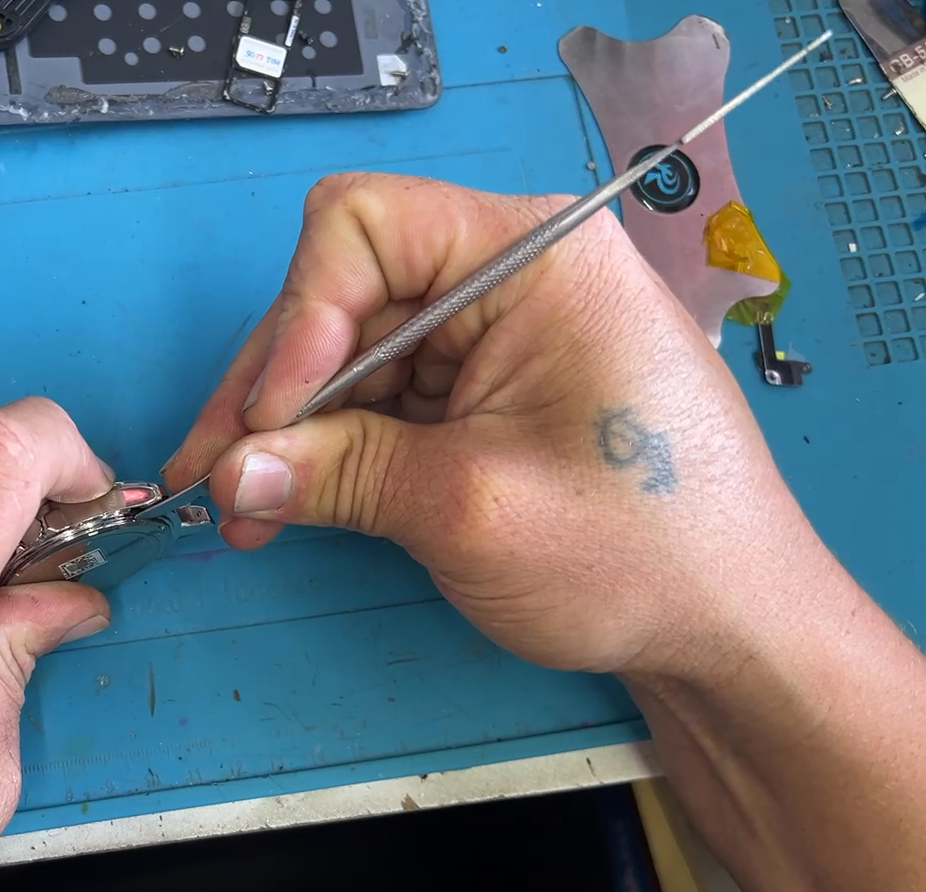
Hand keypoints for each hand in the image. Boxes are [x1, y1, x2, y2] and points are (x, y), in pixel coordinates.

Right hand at [164, 174, 824, 678]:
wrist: (718, 629)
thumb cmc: (635, 555)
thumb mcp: (470, 509)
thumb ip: (339, 476)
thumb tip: (226, 473)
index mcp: (529, 262)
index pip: (364, 229)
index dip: (299, 318)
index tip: (269, 417)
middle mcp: (492, 283)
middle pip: (330, 303)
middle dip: (263, 394)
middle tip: (207, 474)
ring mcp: (467, 343)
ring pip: (327, 364)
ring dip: (271, 437)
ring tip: (231, 505)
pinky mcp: (451, 397)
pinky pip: (353, 408)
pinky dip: (305, 457)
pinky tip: (270, 504)